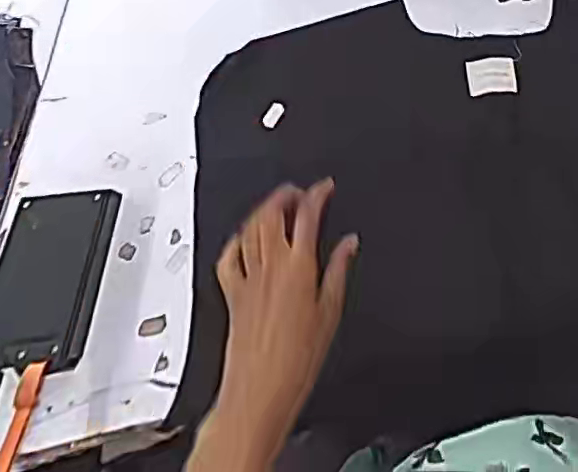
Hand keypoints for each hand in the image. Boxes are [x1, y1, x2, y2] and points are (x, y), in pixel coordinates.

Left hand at [204, 180, 359, 464]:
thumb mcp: (330, 312)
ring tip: (276, 203)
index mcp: (298, 266)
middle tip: (299, 191)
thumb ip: (338, 270)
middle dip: (286, 194)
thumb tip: (348, 244)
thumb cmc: (296, 359)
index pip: (307, 214)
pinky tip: (243, 237)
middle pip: (272, 212)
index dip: (317, 193)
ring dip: (263, 209)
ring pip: (250, 228)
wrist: (260, 391)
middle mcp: (270, 265)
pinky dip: (236, 240)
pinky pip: (228, 257)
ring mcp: (248, 277)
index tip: (324, 187)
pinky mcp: (232, 294)